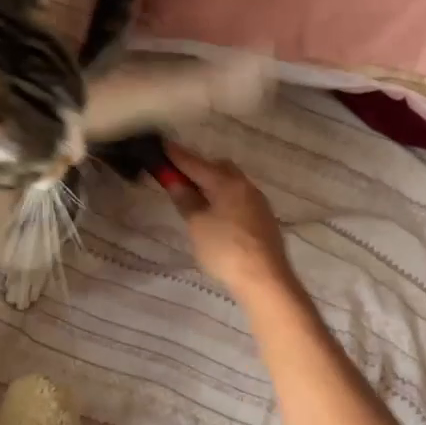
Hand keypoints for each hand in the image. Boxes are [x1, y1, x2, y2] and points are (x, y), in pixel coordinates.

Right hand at [161, 144, 294, 300]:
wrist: (264, 278)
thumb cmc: (225, 249)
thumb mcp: (197, 224)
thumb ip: (186, 200)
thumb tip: (175, 182)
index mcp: (227, 183)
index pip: (196, 163)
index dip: (176, 156)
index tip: (161, 145)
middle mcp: (245, 186)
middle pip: (219, 168)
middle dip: (198, 168)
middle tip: (178, 177)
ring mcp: (257, 202)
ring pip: (231, 184)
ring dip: (212, 185)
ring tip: (195, 197)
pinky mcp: (263, 219)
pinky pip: (238, 199)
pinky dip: (223, 199)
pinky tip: (215, 214)